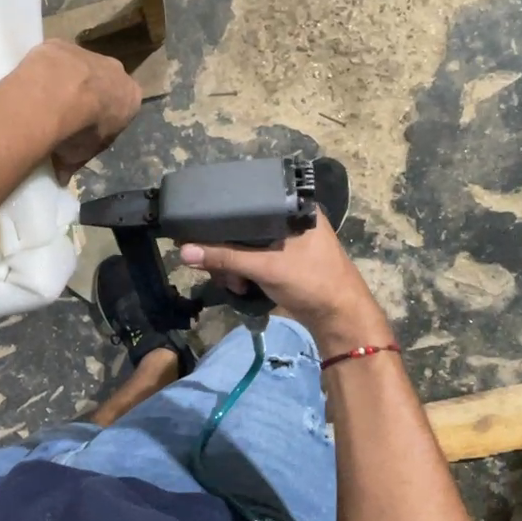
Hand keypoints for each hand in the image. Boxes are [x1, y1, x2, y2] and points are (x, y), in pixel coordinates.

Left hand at [3, 39, 140, 182]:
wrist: (58, 96)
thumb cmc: (80, 130)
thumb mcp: (82, 154)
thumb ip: (75, 159)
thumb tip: (62, 175)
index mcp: (131, 96)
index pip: (122, 107)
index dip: (103, 119)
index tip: (85, 131)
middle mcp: (115, 70)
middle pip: (102, 83)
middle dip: (87, 96)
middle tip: (64, 115)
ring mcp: (87, 53)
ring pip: (76, 68)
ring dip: (63, 81)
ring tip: (43, 102)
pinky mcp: (60, 44)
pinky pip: (51, 59)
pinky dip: (43, 70)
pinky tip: (30, 86)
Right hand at [179, 217, 394, 357]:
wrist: (339, 318)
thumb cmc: (311, 282)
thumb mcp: (264, 266)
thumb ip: (224, 257)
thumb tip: (183, 251)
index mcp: (294, 209)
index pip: (249, 202)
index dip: (223, 216)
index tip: (200, 228)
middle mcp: (289, 220)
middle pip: (242, 229)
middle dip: (227, 253)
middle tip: (222, 271)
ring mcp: (286, 243)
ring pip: (244, 247)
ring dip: (233, 268)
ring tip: (236, 285)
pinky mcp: (282, 262)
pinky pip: (252, 261)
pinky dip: (243, 274)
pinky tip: (241, 287)